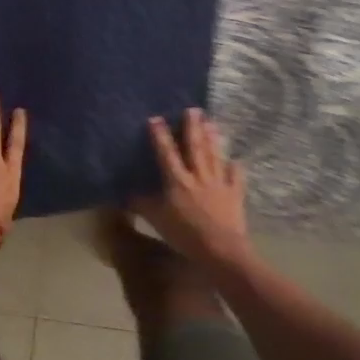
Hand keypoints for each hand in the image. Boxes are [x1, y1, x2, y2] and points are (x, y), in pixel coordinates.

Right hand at [134, 108, 250, 265]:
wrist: (221, 250)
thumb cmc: (185, 235)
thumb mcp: (156, 220)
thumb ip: (141, 204)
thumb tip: (124, 194)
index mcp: (177, 180)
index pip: (167, 153)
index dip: (160, 135)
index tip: (156, 118)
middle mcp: (198, 176)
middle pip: (195, 147)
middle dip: (193, 127)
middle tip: (193, 109)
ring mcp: (219, 183)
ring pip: (215, 156)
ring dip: (212, 138)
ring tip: (211, 123)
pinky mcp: (235, 194)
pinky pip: (236, 177)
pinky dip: (235, 168)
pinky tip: (235, 160)